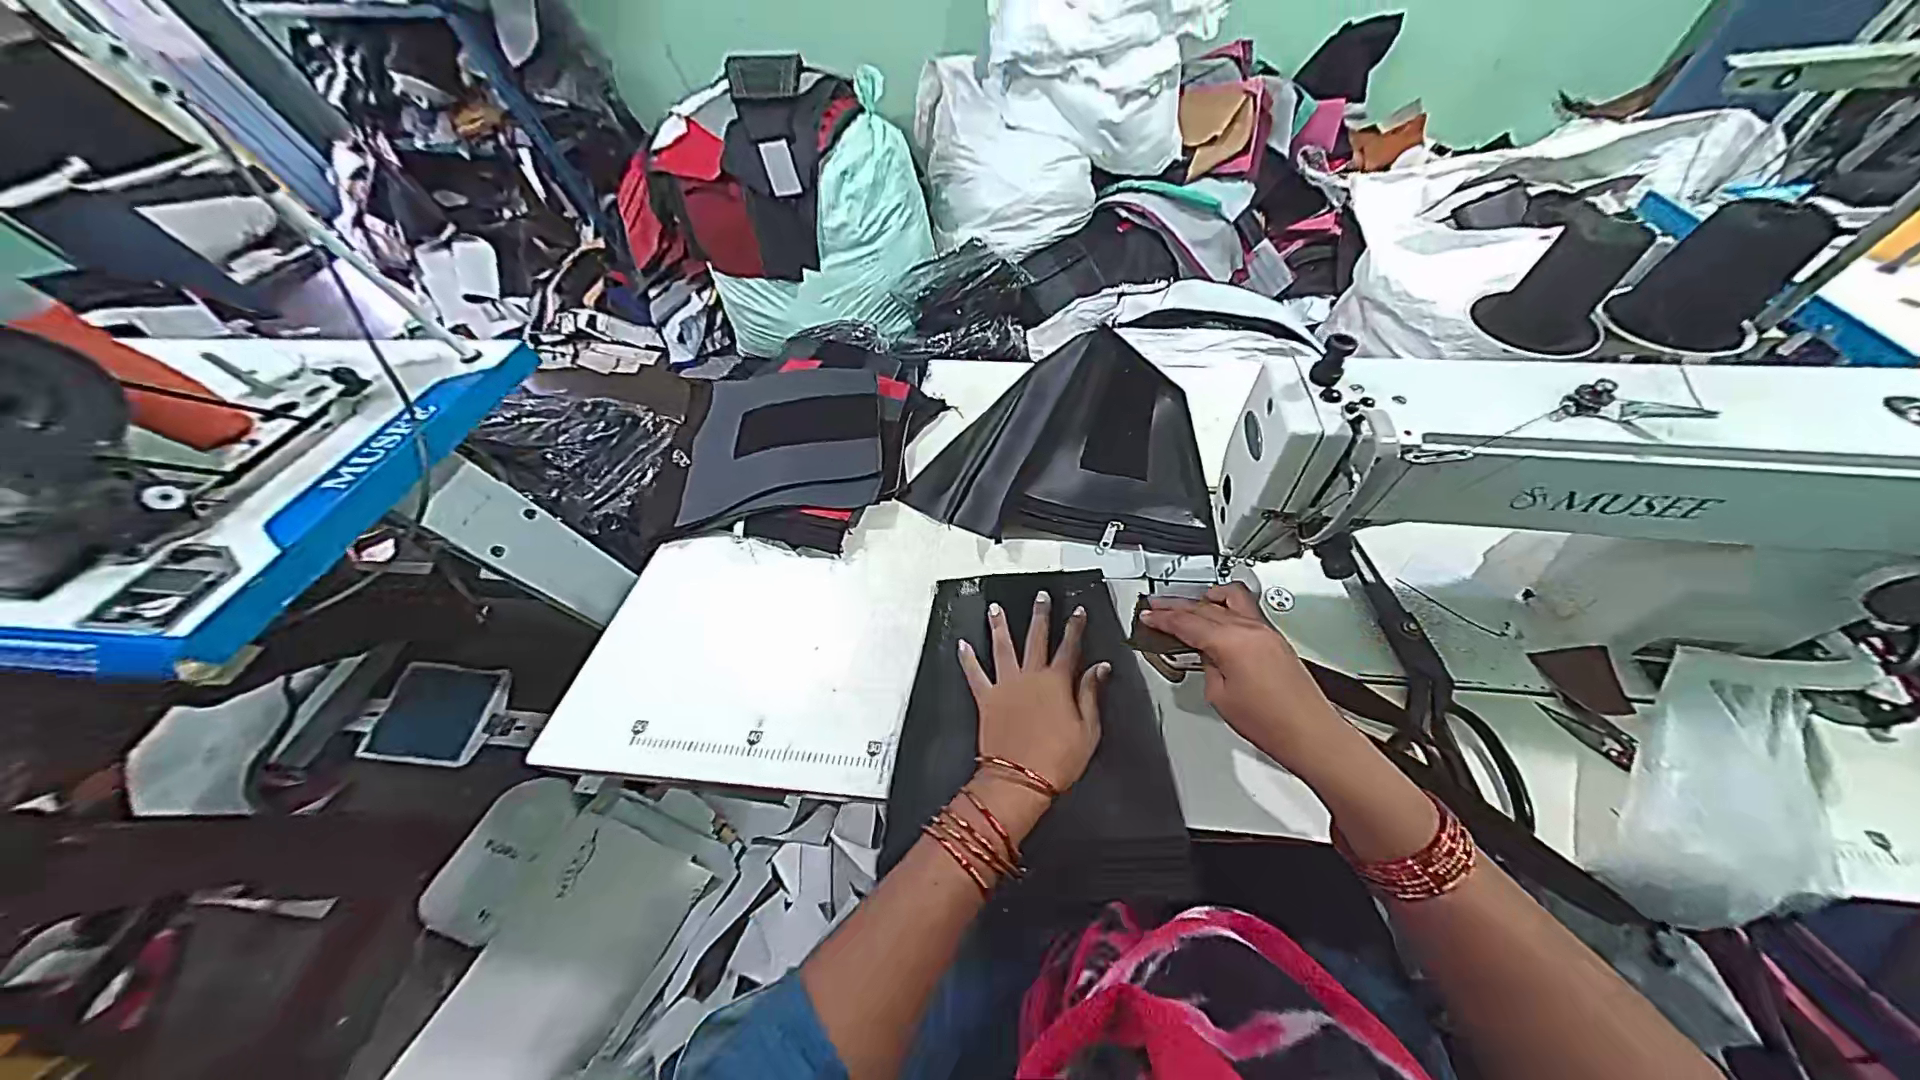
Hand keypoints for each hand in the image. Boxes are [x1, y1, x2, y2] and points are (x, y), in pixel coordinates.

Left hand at [958, 591, 1106, 793]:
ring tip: (996, 608)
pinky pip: (974, 673)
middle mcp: (1030, 677)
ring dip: (1000, 626)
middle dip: (1040, 615)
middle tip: (1040, 597)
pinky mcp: (986, 699)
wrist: (1021, 779)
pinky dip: (967, 659)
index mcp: (1057, 682)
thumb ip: (1092, 693)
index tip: (1077, 611)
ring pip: (1003, 647)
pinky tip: (962, 644)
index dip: (1075, 627)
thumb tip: (1100, 668)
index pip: (1069, 647)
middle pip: (1036, 638)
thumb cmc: (1058, 759)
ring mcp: (1006, 685)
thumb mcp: (1089, 729)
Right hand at [1138, 583, 1349, 765]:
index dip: (1162, 618)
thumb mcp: (1219, 696)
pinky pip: (1246, 609)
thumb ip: (1206, 665)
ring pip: (1228, 598)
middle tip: (1157, 608)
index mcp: (1231, 642)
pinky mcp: (1276, 638)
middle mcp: (1251, 629)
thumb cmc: (1273, 723)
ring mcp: (1267, 631)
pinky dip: (1226, 606)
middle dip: (1176, 606)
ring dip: (1203, 598)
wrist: (1311, 735)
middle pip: (1203, 606)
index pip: (1186, 621)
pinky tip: (1217, 614)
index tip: (1148, 616)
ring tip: (1187, 604)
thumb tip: (1204, 653)